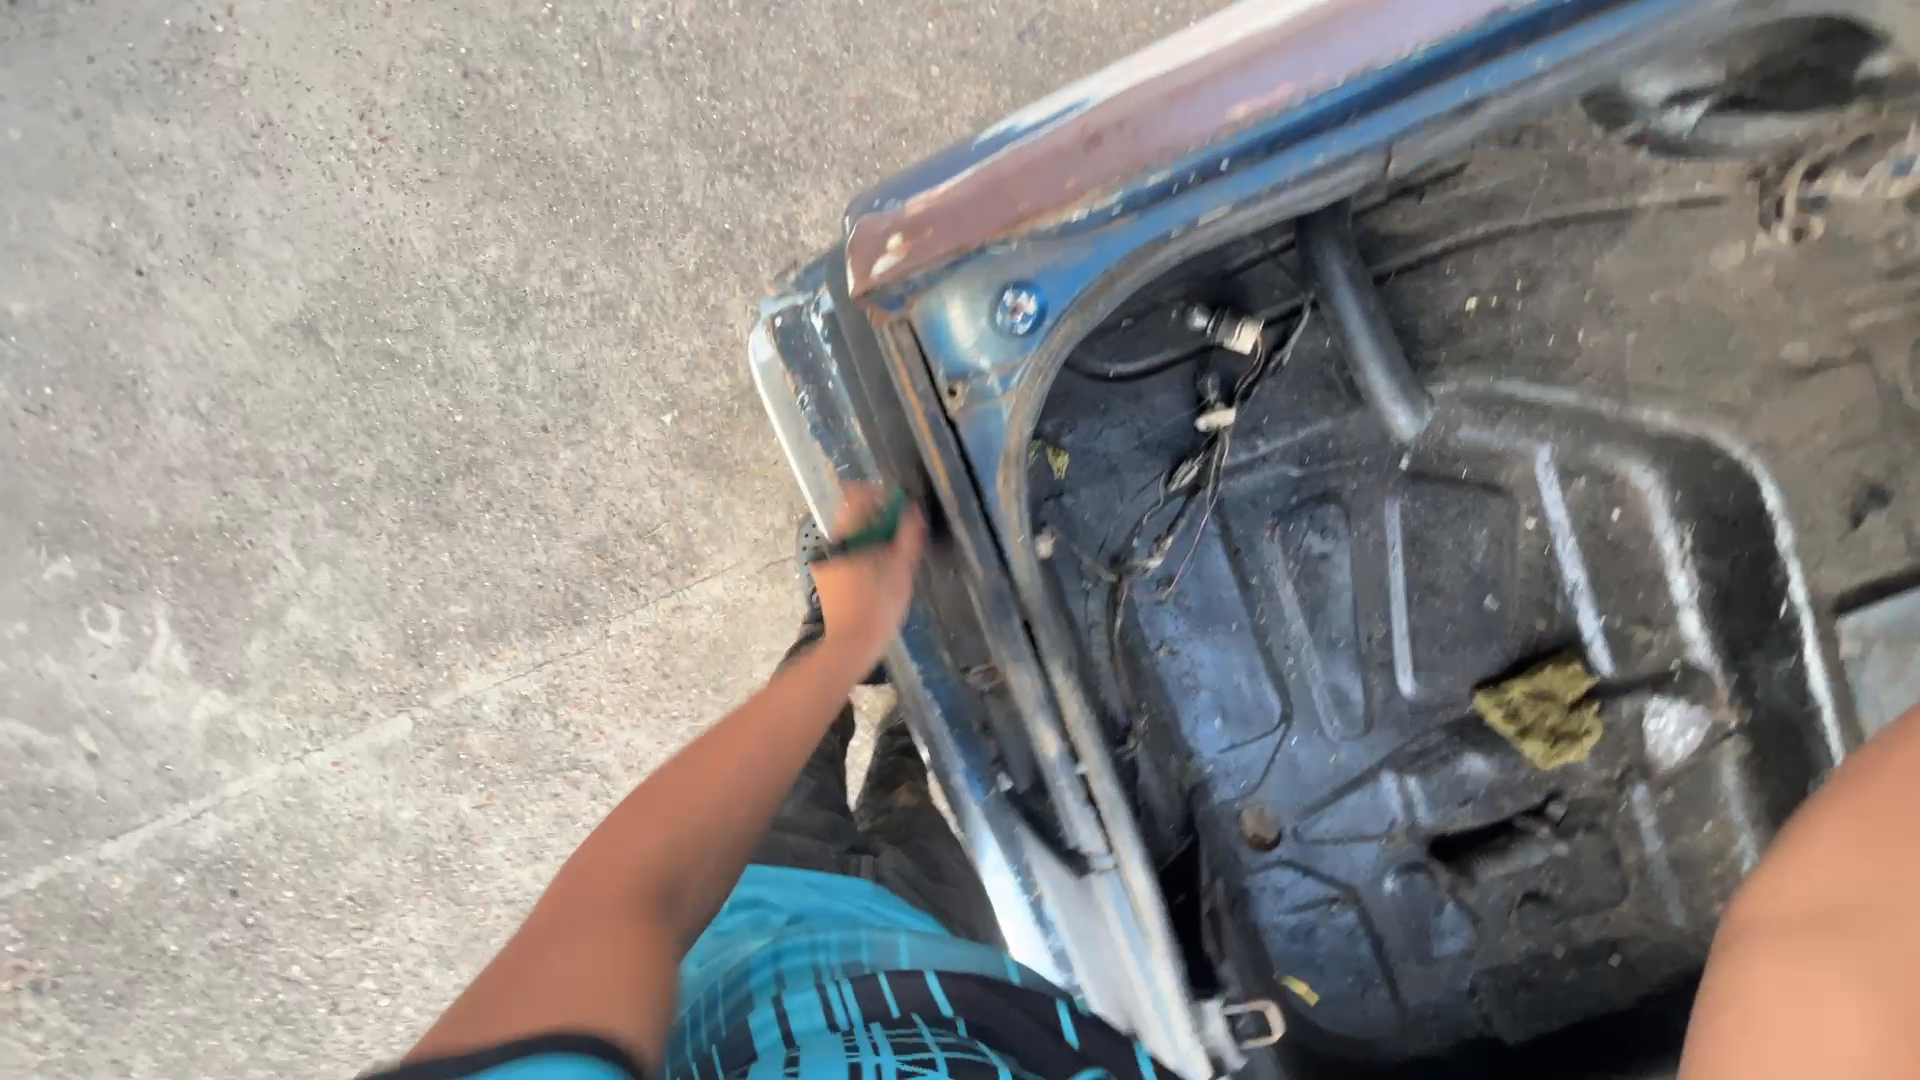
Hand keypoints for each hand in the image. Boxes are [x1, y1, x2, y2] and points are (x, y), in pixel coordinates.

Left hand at [809, 484, 927, 668]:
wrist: (851, 644)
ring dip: (871, 542)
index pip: (855, 494)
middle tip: (901, 538)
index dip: (876, 493)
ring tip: (893, 562)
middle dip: (878, 522)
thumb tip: (912, 510)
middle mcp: (831, 544)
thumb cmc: (879, 605)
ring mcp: (825, 563)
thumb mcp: (902, 569)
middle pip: (855, 519)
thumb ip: (909, 535)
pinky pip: (846, 558)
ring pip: (851, 540)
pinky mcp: (825, 581)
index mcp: (847, 535)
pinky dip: (862, 559)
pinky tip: (878, 579)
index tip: (895, 505)